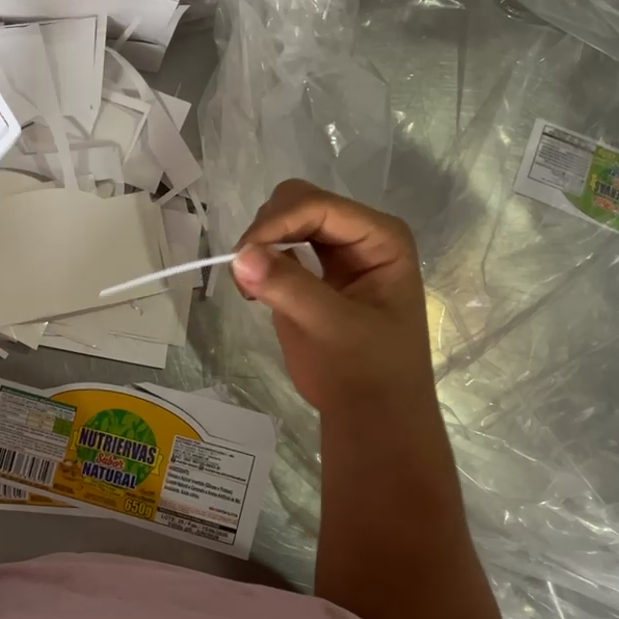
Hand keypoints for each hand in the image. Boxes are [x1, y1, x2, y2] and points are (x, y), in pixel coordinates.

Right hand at [230, 180, 435, 416]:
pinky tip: (254, 290)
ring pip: (283, 220)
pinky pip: (276, 248)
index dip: (276, 223)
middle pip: (298, 202)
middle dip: (266, 229)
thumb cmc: (365, 372)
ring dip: (258, 245)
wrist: (372, 416)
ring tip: (251, 287)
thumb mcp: (330, 328)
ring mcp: (335, 255)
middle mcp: (359, 236)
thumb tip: (238, 256)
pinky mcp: (312, 275)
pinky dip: (258, 260)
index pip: (318, 206)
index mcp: (380, 238)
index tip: (240, 257)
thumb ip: (288, 287)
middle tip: (246, 272)